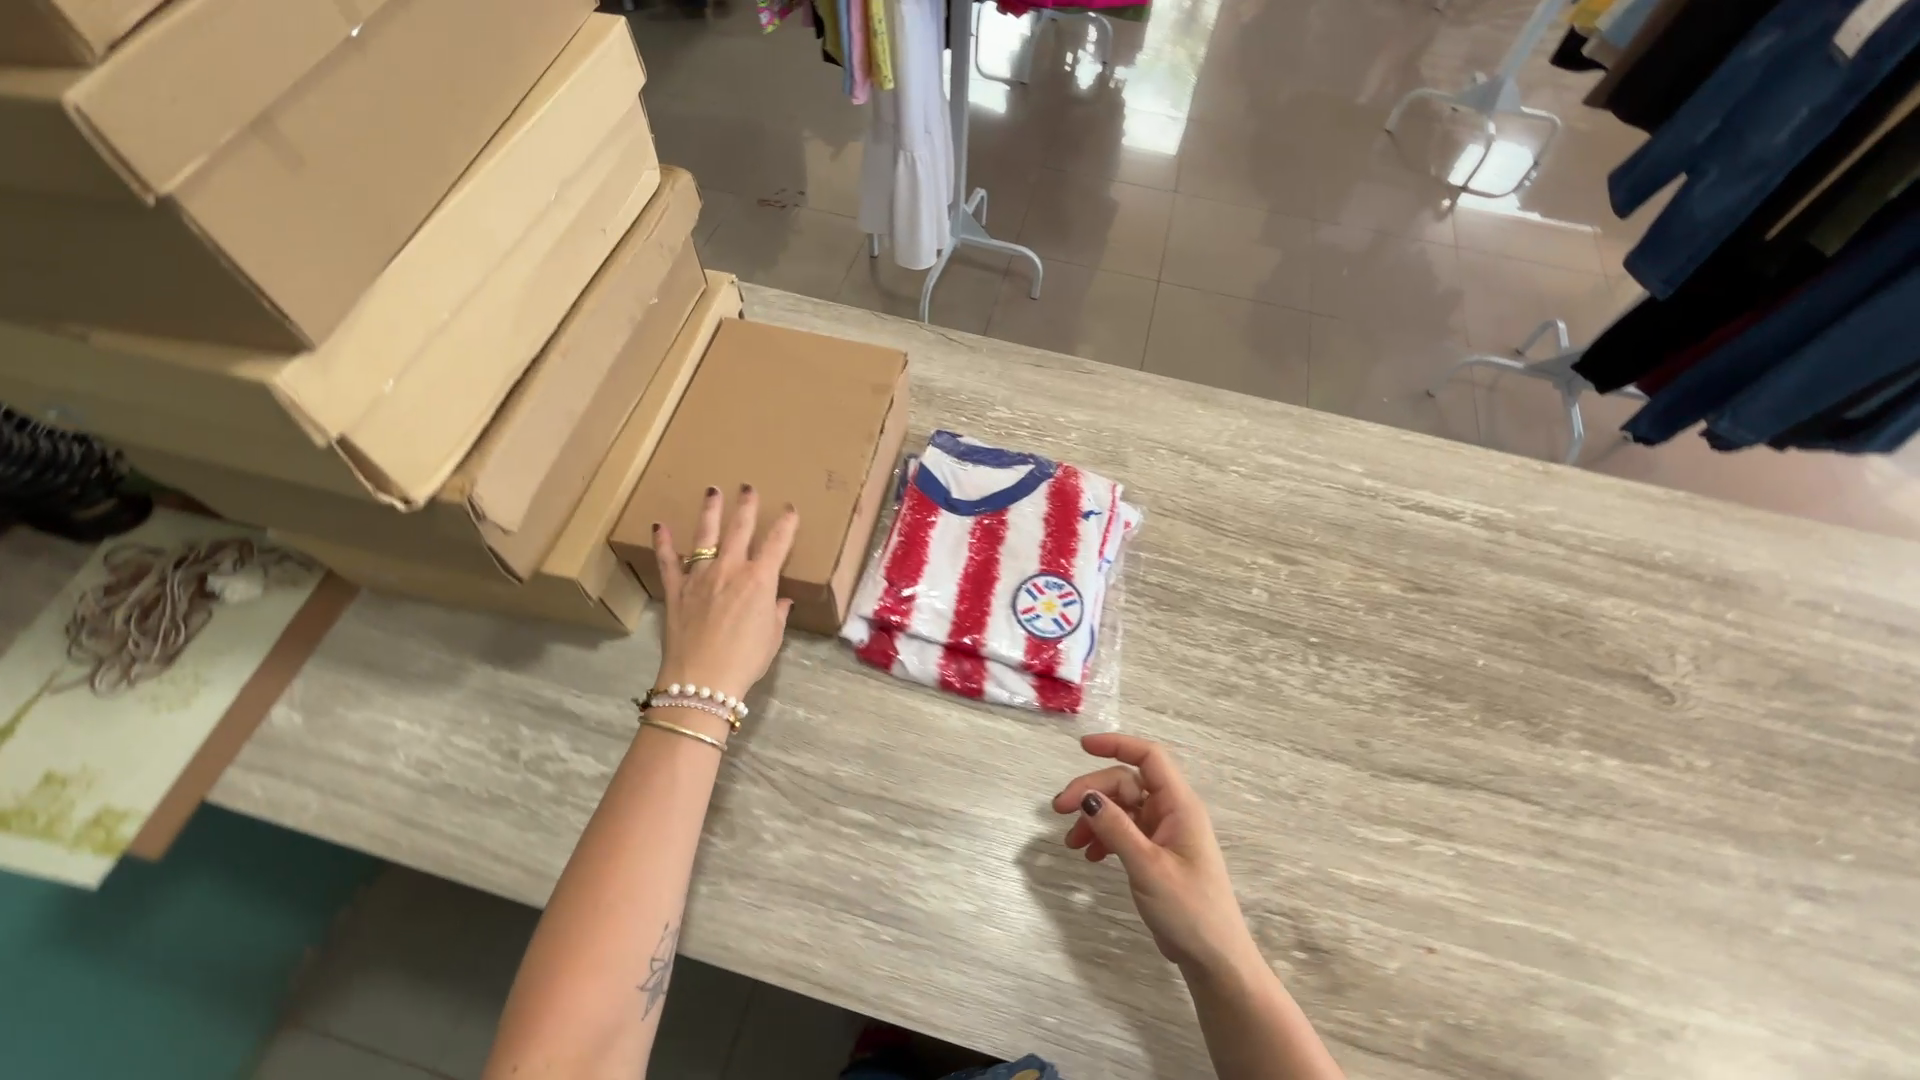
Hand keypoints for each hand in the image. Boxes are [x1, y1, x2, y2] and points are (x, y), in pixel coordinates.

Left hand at [650, 486, 797, 698]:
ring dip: (710, 511)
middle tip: (748, 487)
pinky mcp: (675, 590)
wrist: (702, 680)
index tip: (790, 510)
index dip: (786, 524)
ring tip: (712, 491)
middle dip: (746, 506)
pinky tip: (660, 526)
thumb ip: (776, 614)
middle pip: (740, 529)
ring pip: (706, 536)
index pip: (778, 543)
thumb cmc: (746, 660)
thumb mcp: (772, 638)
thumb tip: (780, 602)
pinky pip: (668, 561)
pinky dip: (664, 543)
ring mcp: (700, 577)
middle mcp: (731, 569)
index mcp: (760, 580)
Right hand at [1052, 733, 1257, 973]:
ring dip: (1094, 818)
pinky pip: (1124, 832)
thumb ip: (1116, 828)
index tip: (1081, 747)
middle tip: (1059, 810)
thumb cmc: (1189, 909)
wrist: (1214, 960)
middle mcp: (1172, 812)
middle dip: (1091, 791)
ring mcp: (1164, 833)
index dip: (1117, 744)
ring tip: (1071, 843)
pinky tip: (1090, 856)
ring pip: (1121, 808)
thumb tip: (1086, 795)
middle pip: (1126, 783)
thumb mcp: (1147, 866)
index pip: (1148, 757)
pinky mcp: (1156, 854)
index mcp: (1179, 805)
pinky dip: (1104, 837)